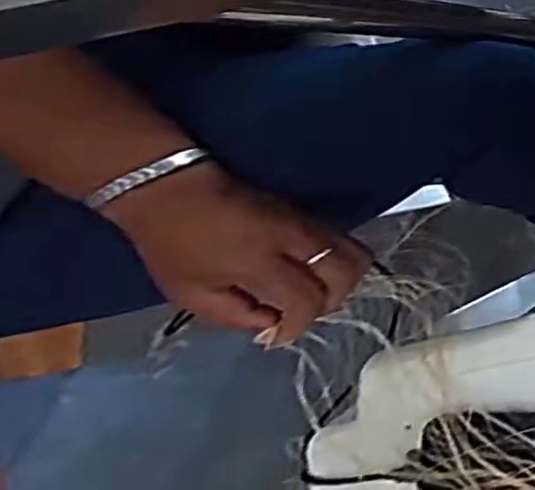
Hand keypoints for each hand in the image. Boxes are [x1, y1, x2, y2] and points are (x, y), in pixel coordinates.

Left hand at [103, 164, 370, 345]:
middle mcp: (299, 241)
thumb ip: (234, 315)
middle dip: (331, 302)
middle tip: (300, 314)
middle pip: (347, 273)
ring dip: (342, 281)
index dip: (297, 326)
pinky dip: (337, 265)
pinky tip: (310, 275)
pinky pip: (345, 244)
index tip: (277, 338)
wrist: (185, 196)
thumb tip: (270, 325)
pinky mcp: (314, 217)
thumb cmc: (177, 248)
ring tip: (312, 294)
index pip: (307, 299)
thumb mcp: (191, 295)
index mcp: (264, 263)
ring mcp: (312, 225)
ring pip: (357, 255)